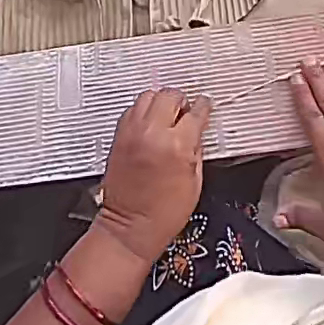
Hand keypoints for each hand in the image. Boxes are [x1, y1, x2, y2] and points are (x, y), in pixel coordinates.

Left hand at [94, 89, 211, 262]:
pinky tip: (150, 125)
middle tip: (185, 113)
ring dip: (161, 102)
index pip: (196, 112)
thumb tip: (197, 129)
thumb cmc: (163, 213)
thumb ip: (197, 148)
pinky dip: (143, 112)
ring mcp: (133, 133)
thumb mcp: (195, 181)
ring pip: (149, 95)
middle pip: (170, 95)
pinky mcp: (119, 136)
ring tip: (166, 116)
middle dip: (181, 102)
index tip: (205, 105)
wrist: (129, 229)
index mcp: (177, 146)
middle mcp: (153, 133)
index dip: (203, 107)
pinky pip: (133, 109)